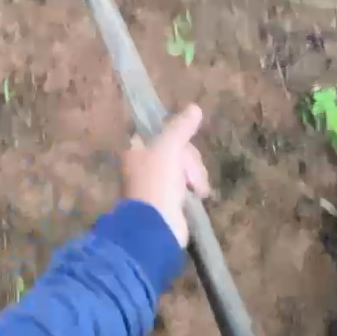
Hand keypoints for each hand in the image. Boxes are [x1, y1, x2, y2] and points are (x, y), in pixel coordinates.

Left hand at [122, 105, 211, 246]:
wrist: (156, 228)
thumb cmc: (157, 183)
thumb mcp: (168, 148)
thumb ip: (181, 127)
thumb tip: (195, 107)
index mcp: (137, 150)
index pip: (162, 132)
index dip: (178, 137)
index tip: (186, 146)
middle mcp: (144, 165)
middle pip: (178, 150)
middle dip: (190, 161)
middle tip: (191, 175)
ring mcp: (157, 184)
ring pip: (185, 168)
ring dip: (196, 176)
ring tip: (198, 190)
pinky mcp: (169, 201)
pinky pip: (187, 186)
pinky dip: (196, 189)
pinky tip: (200, 195)